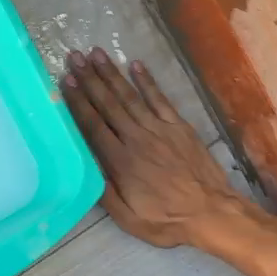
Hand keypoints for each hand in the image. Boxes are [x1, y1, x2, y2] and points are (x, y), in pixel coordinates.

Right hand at [61, 48, 250, 247]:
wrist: (211, 212)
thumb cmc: (166, 221)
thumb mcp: (128, 219)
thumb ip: (105, 194)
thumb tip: (85, 169)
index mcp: (121, 163)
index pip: (94, 127)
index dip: (78, 103)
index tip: (65, 83)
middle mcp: (137, 139)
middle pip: (109, 105)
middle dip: (90, 80)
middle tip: (74, 58)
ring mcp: (160, 130)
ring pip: (130, 97)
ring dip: (112, 74)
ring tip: (96, 54)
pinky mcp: (179, 127)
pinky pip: (159, 99)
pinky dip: (147, 81)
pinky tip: (134, 65)